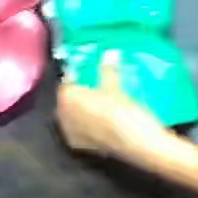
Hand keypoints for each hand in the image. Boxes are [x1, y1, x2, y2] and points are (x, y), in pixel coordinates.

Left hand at [56, 59, 179, 165]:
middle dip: (77, 91)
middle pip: (67, 99)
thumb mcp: (115, 88)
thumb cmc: (123, 111)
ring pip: (71, 114)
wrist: (137, 144)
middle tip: (90, 84)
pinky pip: (78, 128)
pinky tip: (97, 117)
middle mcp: (61, 115)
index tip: (83, 68)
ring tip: (95, 99)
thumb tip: (110, 52)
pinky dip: (85, 121)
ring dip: (80, 107)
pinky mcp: (79, 145)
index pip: (67, 81)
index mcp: (66, 98)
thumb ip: (108, 70)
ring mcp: (68, 132)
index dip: (75, 74)